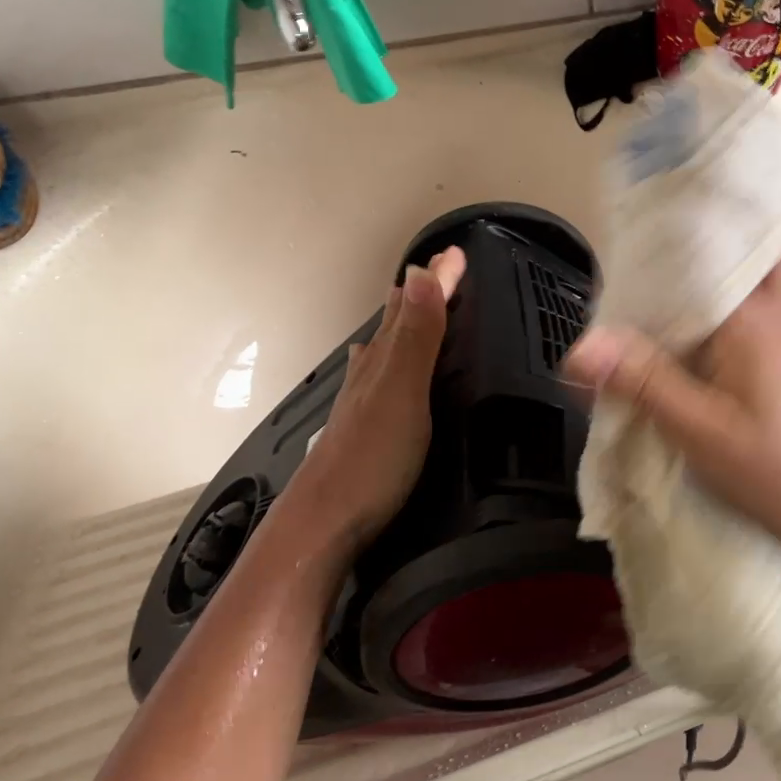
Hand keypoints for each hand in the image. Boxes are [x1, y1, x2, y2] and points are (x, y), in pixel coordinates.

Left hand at [293, 247, 465, 545]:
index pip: (413, 309)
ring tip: (408, 307)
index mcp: (384, 362)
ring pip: (383, 352)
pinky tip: (376, 372)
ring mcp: (362, 406)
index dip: (436, 282)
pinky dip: (387, 363)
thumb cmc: (372, 458)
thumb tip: (419, 272)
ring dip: (401, 326)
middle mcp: (370, 376)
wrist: (324, 526)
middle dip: (417, 295)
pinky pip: (378, 381)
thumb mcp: (403, 391)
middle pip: (394, 325)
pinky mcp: (363, 434)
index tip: (457, 254)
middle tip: (437, 271)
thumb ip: (417, 337)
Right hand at [563, 259, 780, 570]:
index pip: (701, 253)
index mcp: (751, 315)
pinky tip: (670, 353)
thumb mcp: (701, 430)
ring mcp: (778, 340)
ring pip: (726, 298)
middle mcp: (770, 315)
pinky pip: (732, 329)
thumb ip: (643, 383)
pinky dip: (701, 331)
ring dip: (687, 301)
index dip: (661, 247)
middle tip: (627, 274)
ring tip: (636, 309)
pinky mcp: (778, 368)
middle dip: (676, 266)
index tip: (619, 250)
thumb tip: (581, 347)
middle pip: (720, 265)